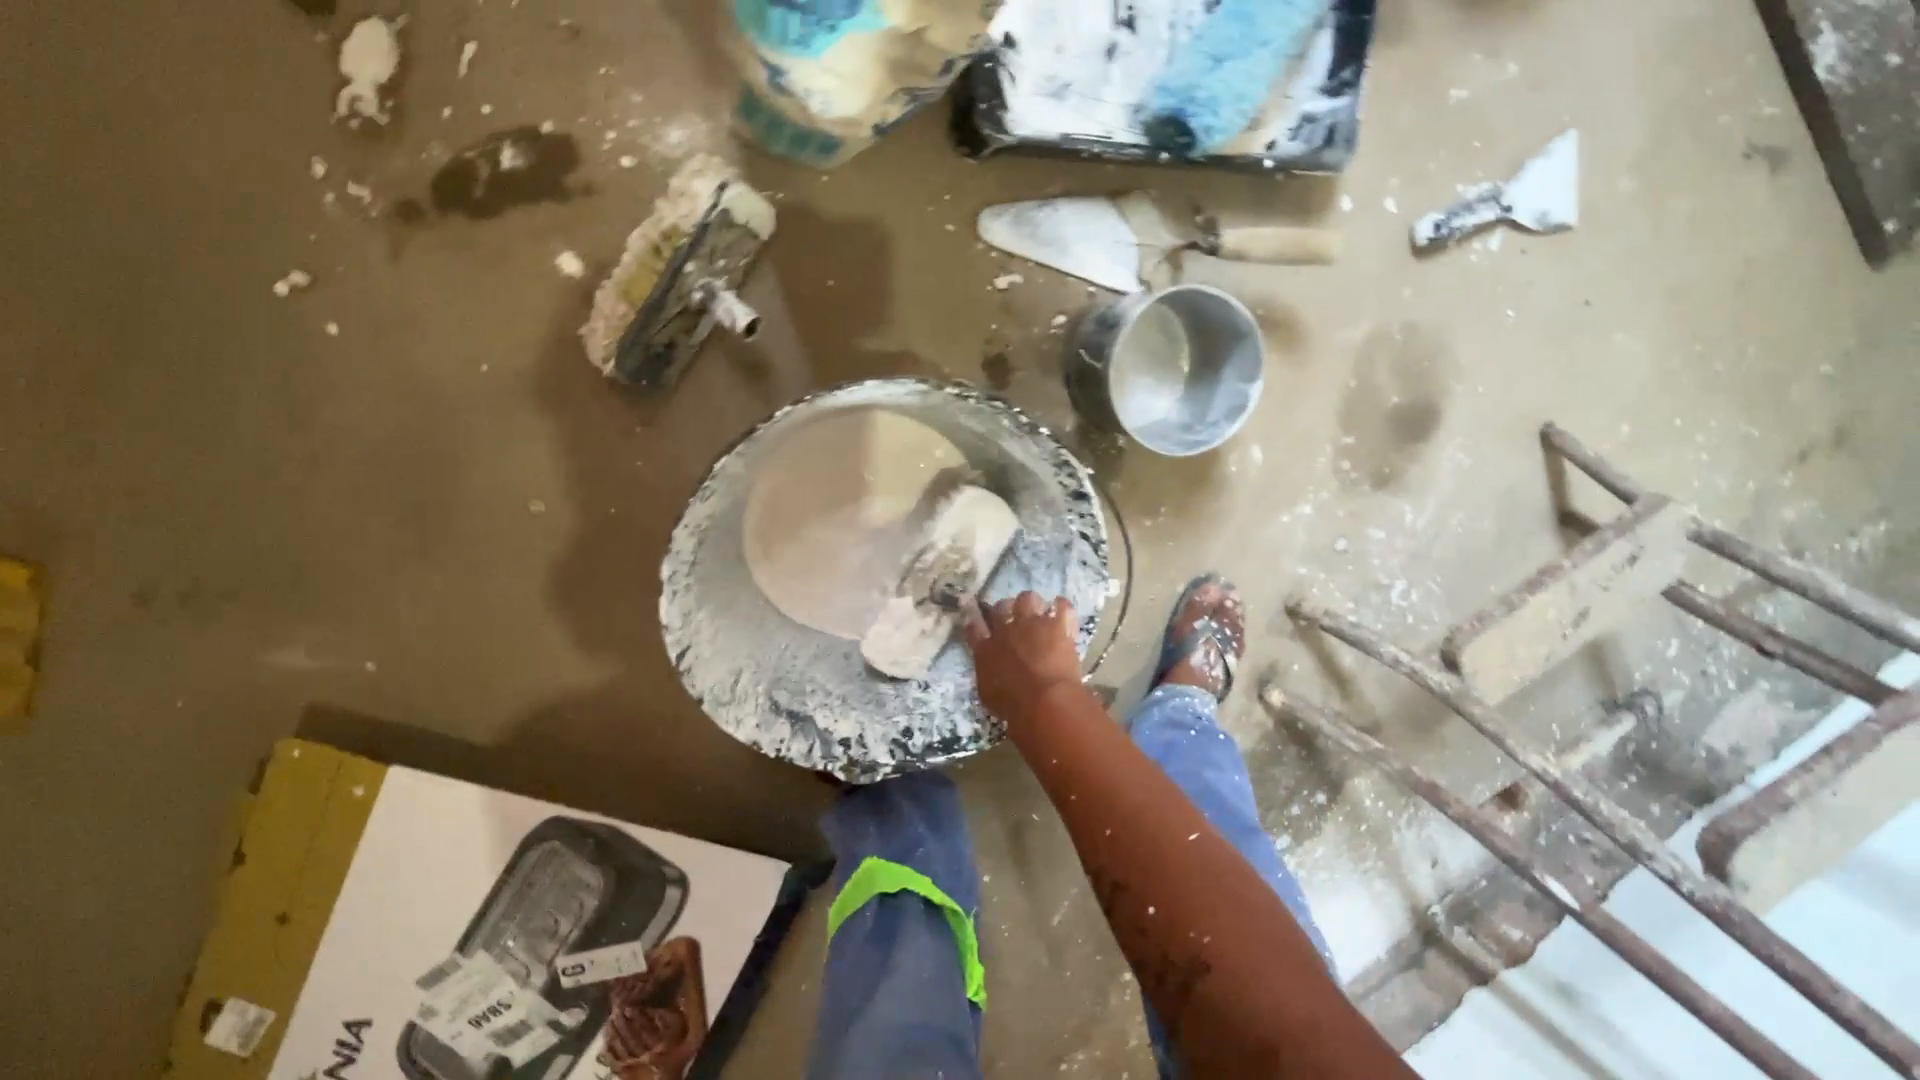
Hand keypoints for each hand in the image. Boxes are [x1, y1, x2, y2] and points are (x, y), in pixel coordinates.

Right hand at [962, 592, 1080, 726]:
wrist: (1043, 700)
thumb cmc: (1012, 705)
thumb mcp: (988, 693)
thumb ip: (986, 672)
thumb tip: (988, 665)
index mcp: (985, 649)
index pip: (974, 626)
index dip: (974, 618)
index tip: (977, 616)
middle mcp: (1006, 629)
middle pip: (1001, 606)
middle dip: (1005, 610)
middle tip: (1014, 620)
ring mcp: (1032, 623)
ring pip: (1028, 598)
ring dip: (1032, 605)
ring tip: (1039, 615)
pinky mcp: (1057, 625)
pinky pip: (1061, 605)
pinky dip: (1062, 607)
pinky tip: (1062, 611)